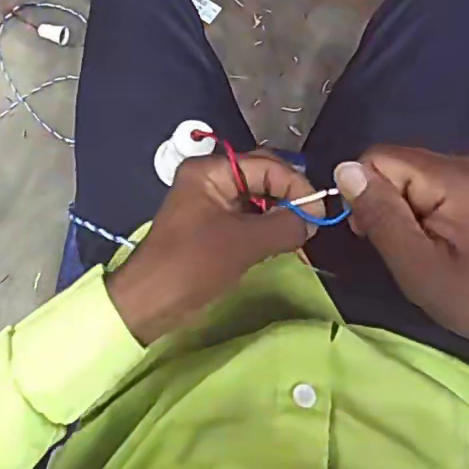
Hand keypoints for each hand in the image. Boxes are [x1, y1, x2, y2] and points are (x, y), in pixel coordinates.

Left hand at [106, 152, 317, 344]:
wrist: (150, 303)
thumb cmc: (192, 264)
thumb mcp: (244, 242)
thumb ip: (284, 225)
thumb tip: (313, 219)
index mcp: (209, 171)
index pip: (265, 165)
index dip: (295, 185)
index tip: (317, 213)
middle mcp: (209, 179)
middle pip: (262, 176)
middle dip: (290, 196)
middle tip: (314, 221)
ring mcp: (211, 203)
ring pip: (258, 198)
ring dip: (282, 213)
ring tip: (303, 232)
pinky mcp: (213, 228)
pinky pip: (249, 218)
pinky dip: (269, 227)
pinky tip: (286, 241)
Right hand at [335, 146, 468, 367]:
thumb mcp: (417, 265)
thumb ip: (380, 214)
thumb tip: (343, 169)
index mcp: (454, 179)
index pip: (379, 158)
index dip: (365, 192)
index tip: (372, 232)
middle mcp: (466, 163)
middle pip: (394, 162)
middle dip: (381, 199)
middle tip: (394, 244)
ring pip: (408, 173)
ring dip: (398, 206)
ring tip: (413, 245)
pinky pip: (427, 183)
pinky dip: (416, 208)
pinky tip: (429, 238)